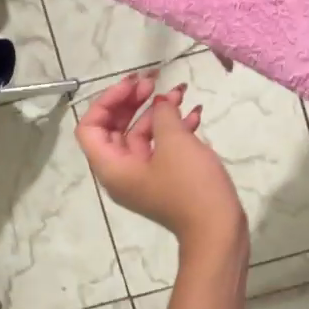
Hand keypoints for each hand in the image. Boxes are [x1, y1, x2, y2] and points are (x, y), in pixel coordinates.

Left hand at [75, 73, 247, 255]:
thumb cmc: (190, 185)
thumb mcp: (175, 142)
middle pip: (115, 128)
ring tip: (181, 91)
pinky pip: (162, 148)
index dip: (109, 100)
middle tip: (154, 80)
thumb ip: (162, 114)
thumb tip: (160, 101)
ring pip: (142, 135)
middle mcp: (121, 172)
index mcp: (112, 166)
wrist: (217, 228)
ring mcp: (144, 176)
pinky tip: (195, 113)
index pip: (91, 127)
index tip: (136, 83)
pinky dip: (175, 129)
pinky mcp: (166, 179)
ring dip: (159, 112)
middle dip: (133, 101)